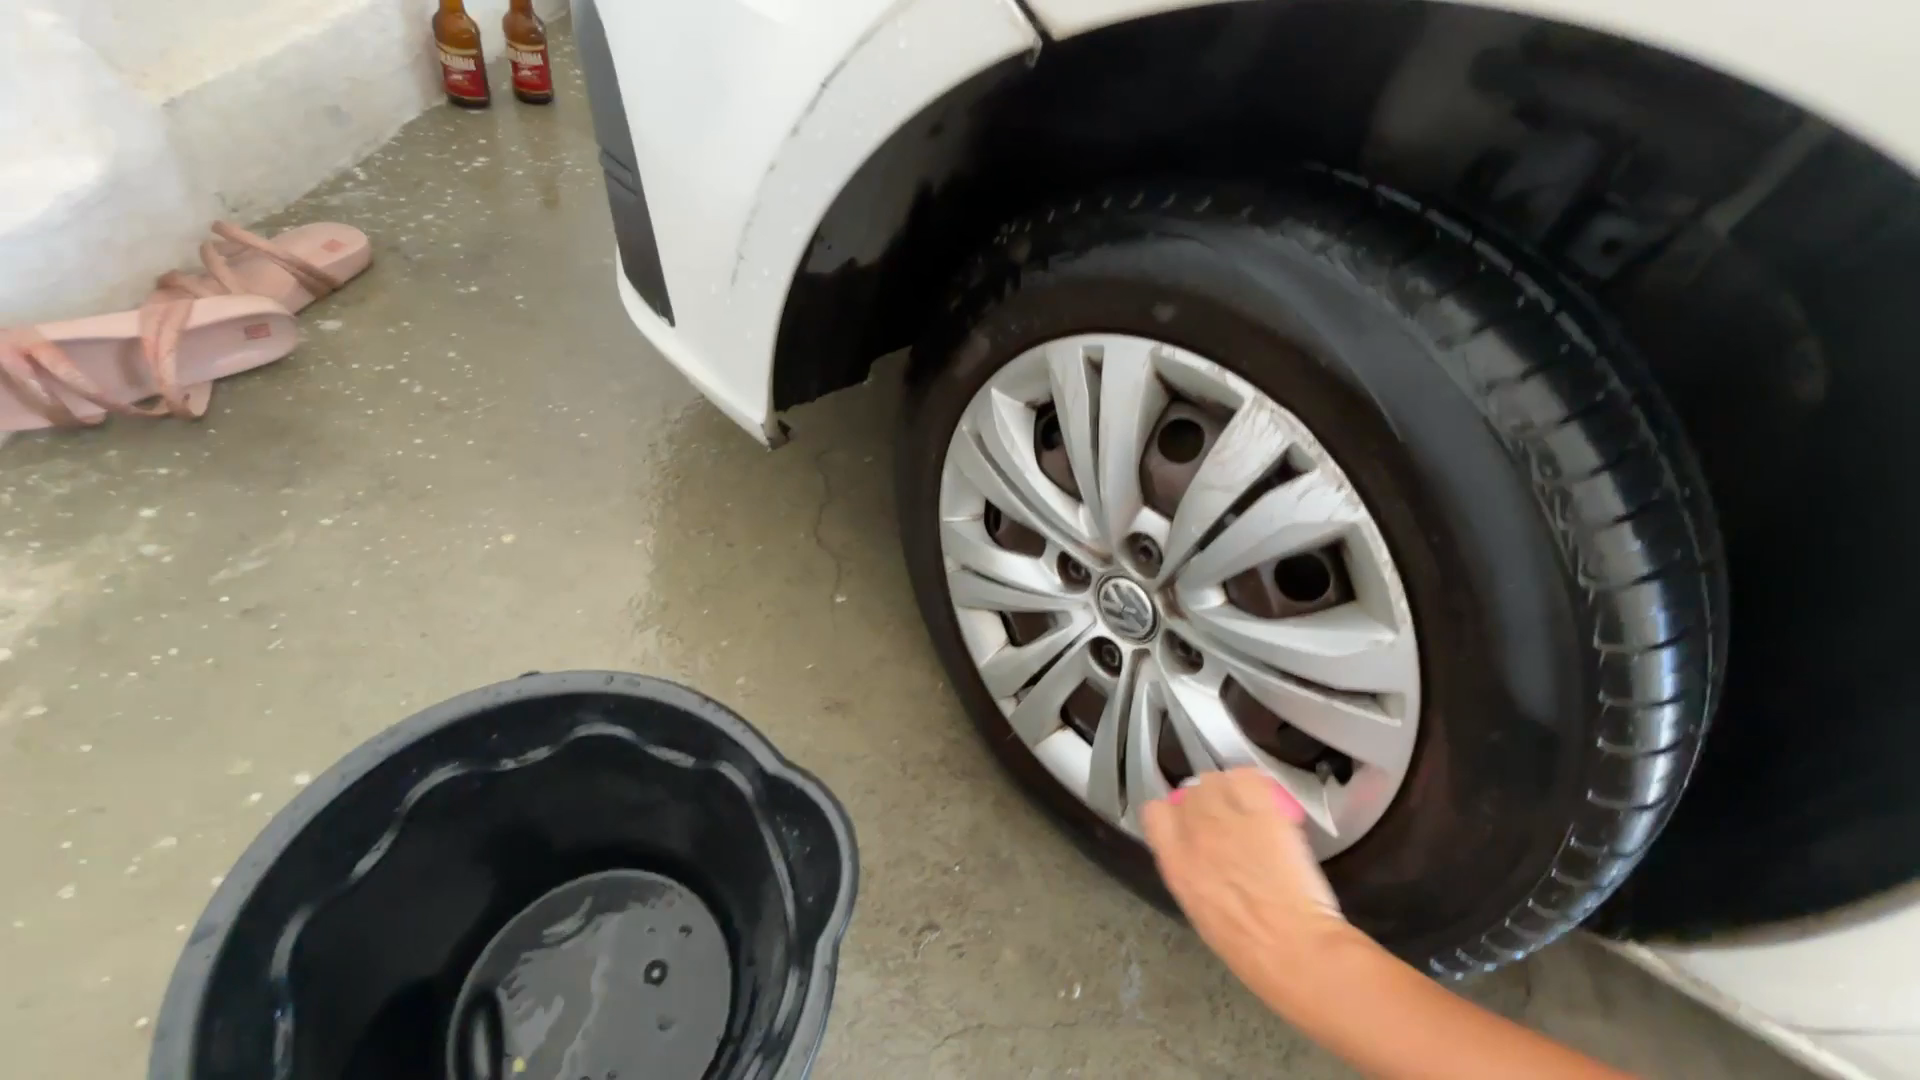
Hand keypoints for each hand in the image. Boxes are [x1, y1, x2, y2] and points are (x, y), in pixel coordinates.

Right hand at [1141, 769, 1349, 993]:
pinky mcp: (1264, 814)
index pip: (1155, 812)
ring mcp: (1229, 820)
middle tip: (1224, 818)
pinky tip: (1263, 799)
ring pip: (1214, 780)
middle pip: (1189, 792)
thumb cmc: (1248, 947)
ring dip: (1226, 789)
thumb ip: (1190, 872)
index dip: (1171, 814)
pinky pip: (1248, 778)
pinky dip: (1253, 783)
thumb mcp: (1199, 911)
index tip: (1185, 820)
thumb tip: (1197, 854)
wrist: (1294, 949)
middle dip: (1203, 802)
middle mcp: (1196, 833)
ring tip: (1244, 806)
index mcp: (1175, 863)